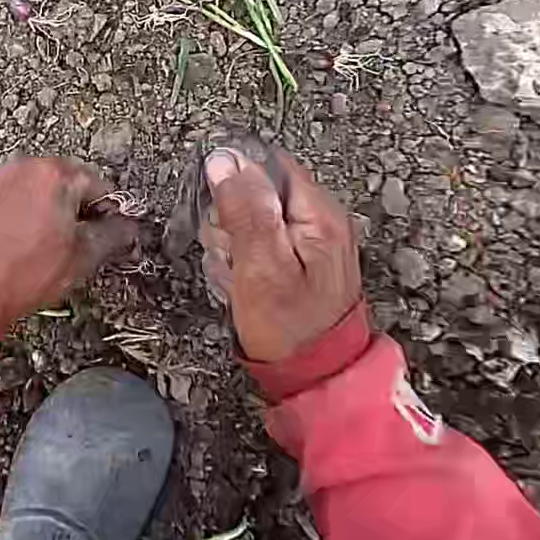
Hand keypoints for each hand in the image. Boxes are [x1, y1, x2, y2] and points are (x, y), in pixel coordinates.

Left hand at [0, 157, 135, 323]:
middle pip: (72, 179)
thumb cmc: (30, 273)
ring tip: (51, 234)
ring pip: (46, 182)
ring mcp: (6, 175)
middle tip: (78, 235)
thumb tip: (130, 226)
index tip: (105, 231)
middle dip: (79, 203)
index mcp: (59, 176)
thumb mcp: (85, 255)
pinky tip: (29, 229)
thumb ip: (115, 233)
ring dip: (54, 201)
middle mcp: (32, 166)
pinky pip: (21, 188)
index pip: (101, 186)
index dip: (108, 211)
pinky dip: (30, 202)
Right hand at [200, 148, 362, 361]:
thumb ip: (245, 209)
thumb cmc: (292, 328)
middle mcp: (318, 219)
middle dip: (232, 221)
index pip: (267, 164)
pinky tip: (244, 283)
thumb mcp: (261, 266)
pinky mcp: (298, 258)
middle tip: (235, 255)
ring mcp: (309, 239)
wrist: (316, 376)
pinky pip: (258, 243)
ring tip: (240, 274)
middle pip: (257, 190)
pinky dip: (244, 260)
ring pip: (252, 218)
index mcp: (317, 212)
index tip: (222, 215)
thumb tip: (225, 162)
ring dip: (234, 244)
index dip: (235, 182)